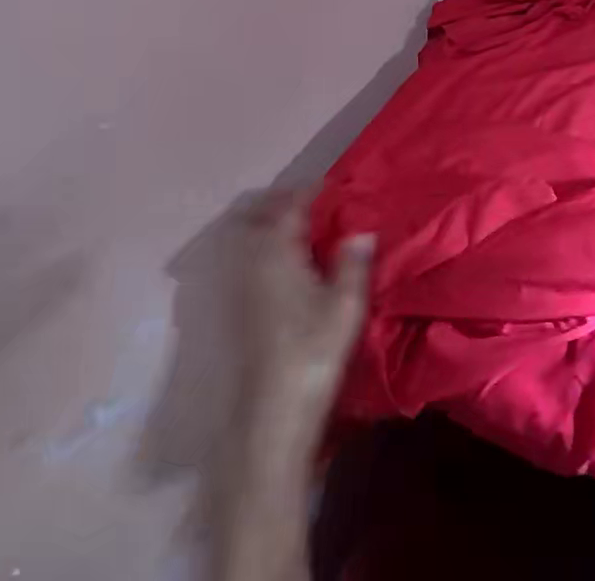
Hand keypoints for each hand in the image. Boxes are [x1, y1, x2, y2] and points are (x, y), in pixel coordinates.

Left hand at [240, 188, 374, 423]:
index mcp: (276, 251)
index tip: (331, 186)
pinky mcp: (233, 302)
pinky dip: (258, 241)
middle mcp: (249, 259)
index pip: (290, 207)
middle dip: (282, 201)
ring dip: (266, 219)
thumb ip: (352, 262)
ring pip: (245, 233)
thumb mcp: (346, 304)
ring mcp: (236, 281)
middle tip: (312, 201)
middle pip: (258, 213)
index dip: (310, 192)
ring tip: (296, 225)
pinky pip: (242, 253)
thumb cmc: (313, 350)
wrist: (272, 408)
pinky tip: (281, 258)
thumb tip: (361, 232)